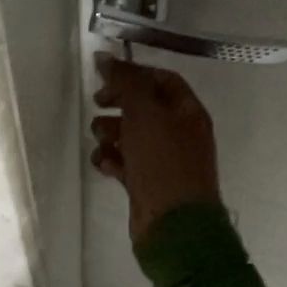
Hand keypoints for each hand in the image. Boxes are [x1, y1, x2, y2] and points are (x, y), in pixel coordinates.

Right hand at [91, 53, 221, 241]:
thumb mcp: (144, 114)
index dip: (134, 74)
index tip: (107, 77)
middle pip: (144, 106)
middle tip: (98, 104)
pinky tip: (103, 164)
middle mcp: (179, 133)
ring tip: (103, 140)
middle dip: (118, 104)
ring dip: (110, 132)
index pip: (162, 80)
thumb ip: (125, 82)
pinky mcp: (147, 183)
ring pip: (131, 134)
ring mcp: (163, 160)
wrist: (175, 229)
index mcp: (188, 113)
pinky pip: (124, 162)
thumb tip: (104, 56)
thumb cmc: (164, 163)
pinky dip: (111, 159)